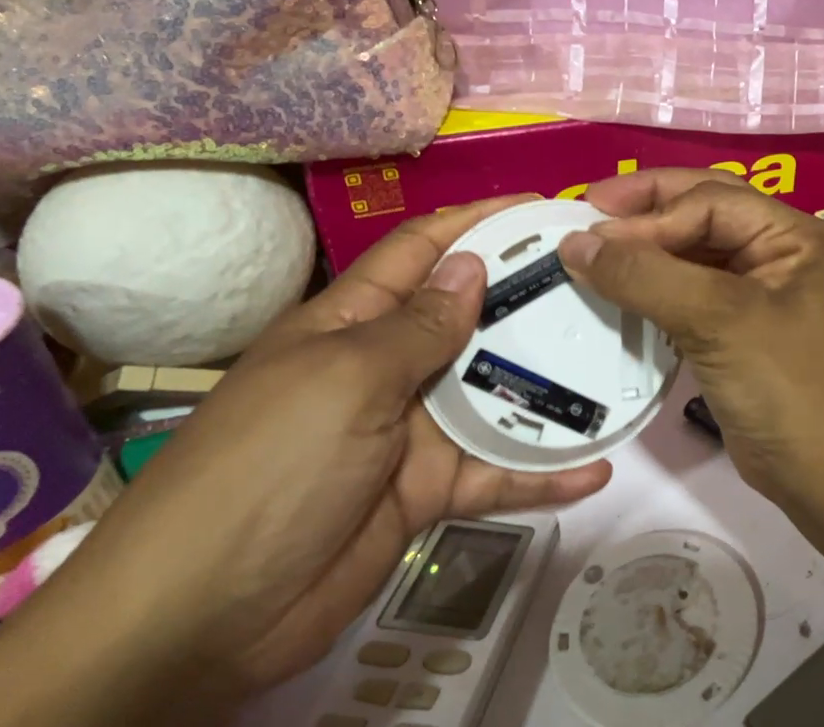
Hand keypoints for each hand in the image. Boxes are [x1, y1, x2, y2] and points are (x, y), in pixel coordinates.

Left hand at [56, 197, 611, 698]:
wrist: (202, 615)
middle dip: (531, 299)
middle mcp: (386, 369)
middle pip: (471, 321)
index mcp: (351, 324)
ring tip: (620, 370)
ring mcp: (409, 433)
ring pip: (495, 397)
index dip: (477, 223)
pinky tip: (596, 471)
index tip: (543, 208)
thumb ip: (417, 327)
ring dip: (552, 388)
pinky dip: (543, 475)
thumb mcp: (344, 380)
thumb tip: (472, 264)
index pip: (421, 252)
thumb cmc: (269, 468)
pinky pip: (496, 474)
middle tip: (606, 284)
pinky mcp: (427, 493)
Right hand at [556, 170, 823, 511]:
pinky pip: (690, 290)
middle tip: (584, 211)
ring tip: (592, 249)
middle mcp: (780, 252)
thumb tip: (576, 241)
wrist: (820, 472)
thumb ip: (646, 275)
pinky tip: (618, 290)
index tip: (590, 230)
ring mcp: (761, 290)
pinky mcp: (740, 327)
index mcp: (792, 235)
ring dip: (647, 249)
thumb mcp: (716, 321)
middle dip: (646, 211)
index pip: (712, 200)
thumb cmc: (782, 386)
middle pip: (704, 212)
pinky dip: (655, 286)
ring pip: (694, 251)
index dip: (650, 211)